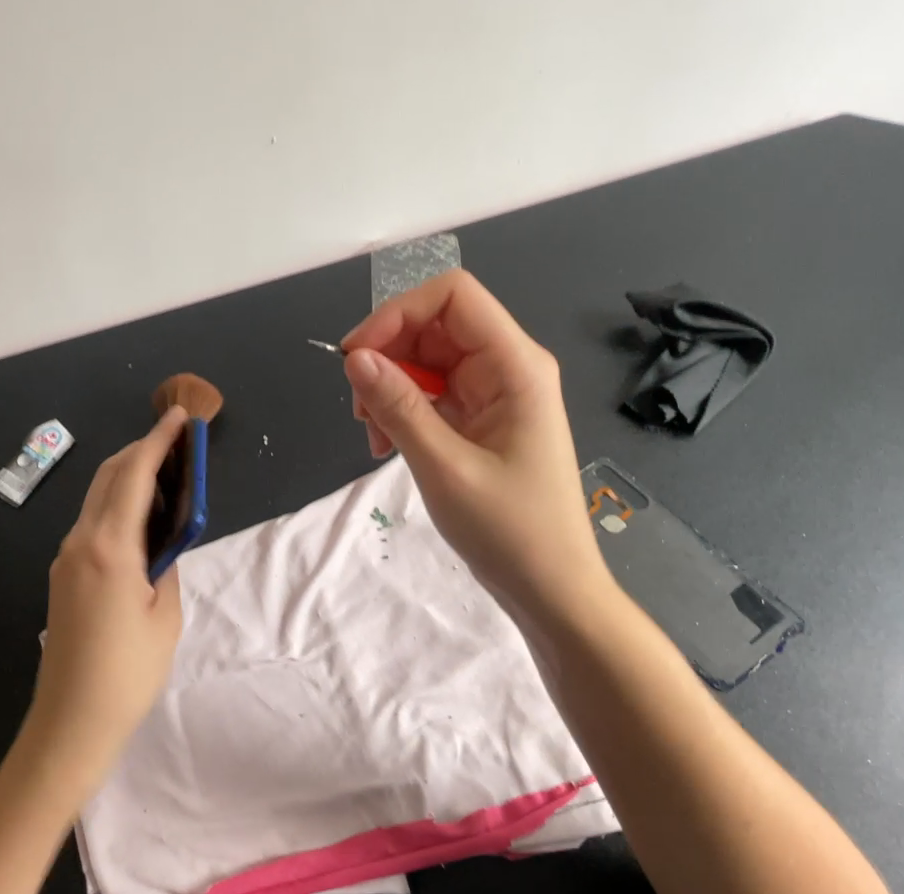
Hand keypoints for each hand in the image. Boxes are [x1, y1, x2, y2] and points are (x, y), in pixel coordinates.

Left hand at [23, 407, 186, 785]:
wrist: (72, 718)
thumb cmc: (129, 672)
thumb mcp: (165, 616)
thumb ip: (165, 567)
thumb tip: (161, 544)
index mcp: (109, 546)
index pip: (134, 476)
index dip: (157, 442)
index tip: (177, 418)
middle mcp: (79, 542)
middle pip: (108, 479)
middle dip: (140, 453)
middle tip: (175, 445)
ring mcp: (64, 559)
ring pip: (96, 501)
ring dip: (127, 480)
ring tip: (165, 480)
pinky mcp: (62, 577)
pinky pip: (90, 526)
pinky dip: (116, 509)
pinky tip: (139, 523)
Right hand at [341, 269, 608, 614]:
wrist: (549, 586)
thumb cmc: (508, 529)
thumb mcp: (443, 466)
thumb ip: (398, 407)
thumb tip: (354, 359)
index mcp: (515, 365)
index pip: (452, 296)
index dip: (397, 314)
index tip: (354, 359)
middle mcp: (507, 368)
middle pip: (434, 326)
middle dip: (387, 357)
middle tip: (359, 410)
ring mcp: (494, 394)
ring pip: (427, 362)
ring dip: (389, 389)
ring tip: (373, 437)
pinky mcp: (481, 421)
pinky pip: (432, 395)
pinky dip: (402, 412)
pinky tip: (386, 446)